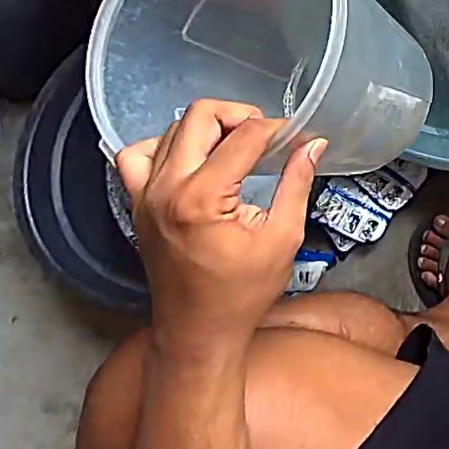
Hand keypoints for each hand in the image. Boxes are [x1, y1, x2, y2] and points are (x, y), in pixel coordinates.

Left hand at [115, 100, 325, 347]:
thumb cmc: (241, 294)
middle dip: (241, 116)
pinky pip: (138, 155)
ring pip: (173, 129)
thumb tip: (311, 145)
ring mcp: (145, 195)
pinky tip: (193, 158)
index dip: (277, 129)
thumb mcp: (283, 236)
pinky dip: (166, 146)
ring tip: (237, 148)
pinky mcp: (137, 204)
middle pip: (201, 116)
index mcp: (202, 198)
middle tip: (267, 137)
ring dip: (209, 128)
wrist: (198, 332)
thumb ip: (296, 182)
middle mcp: (166, 189)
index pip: (245, 136)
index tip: (295, 137)